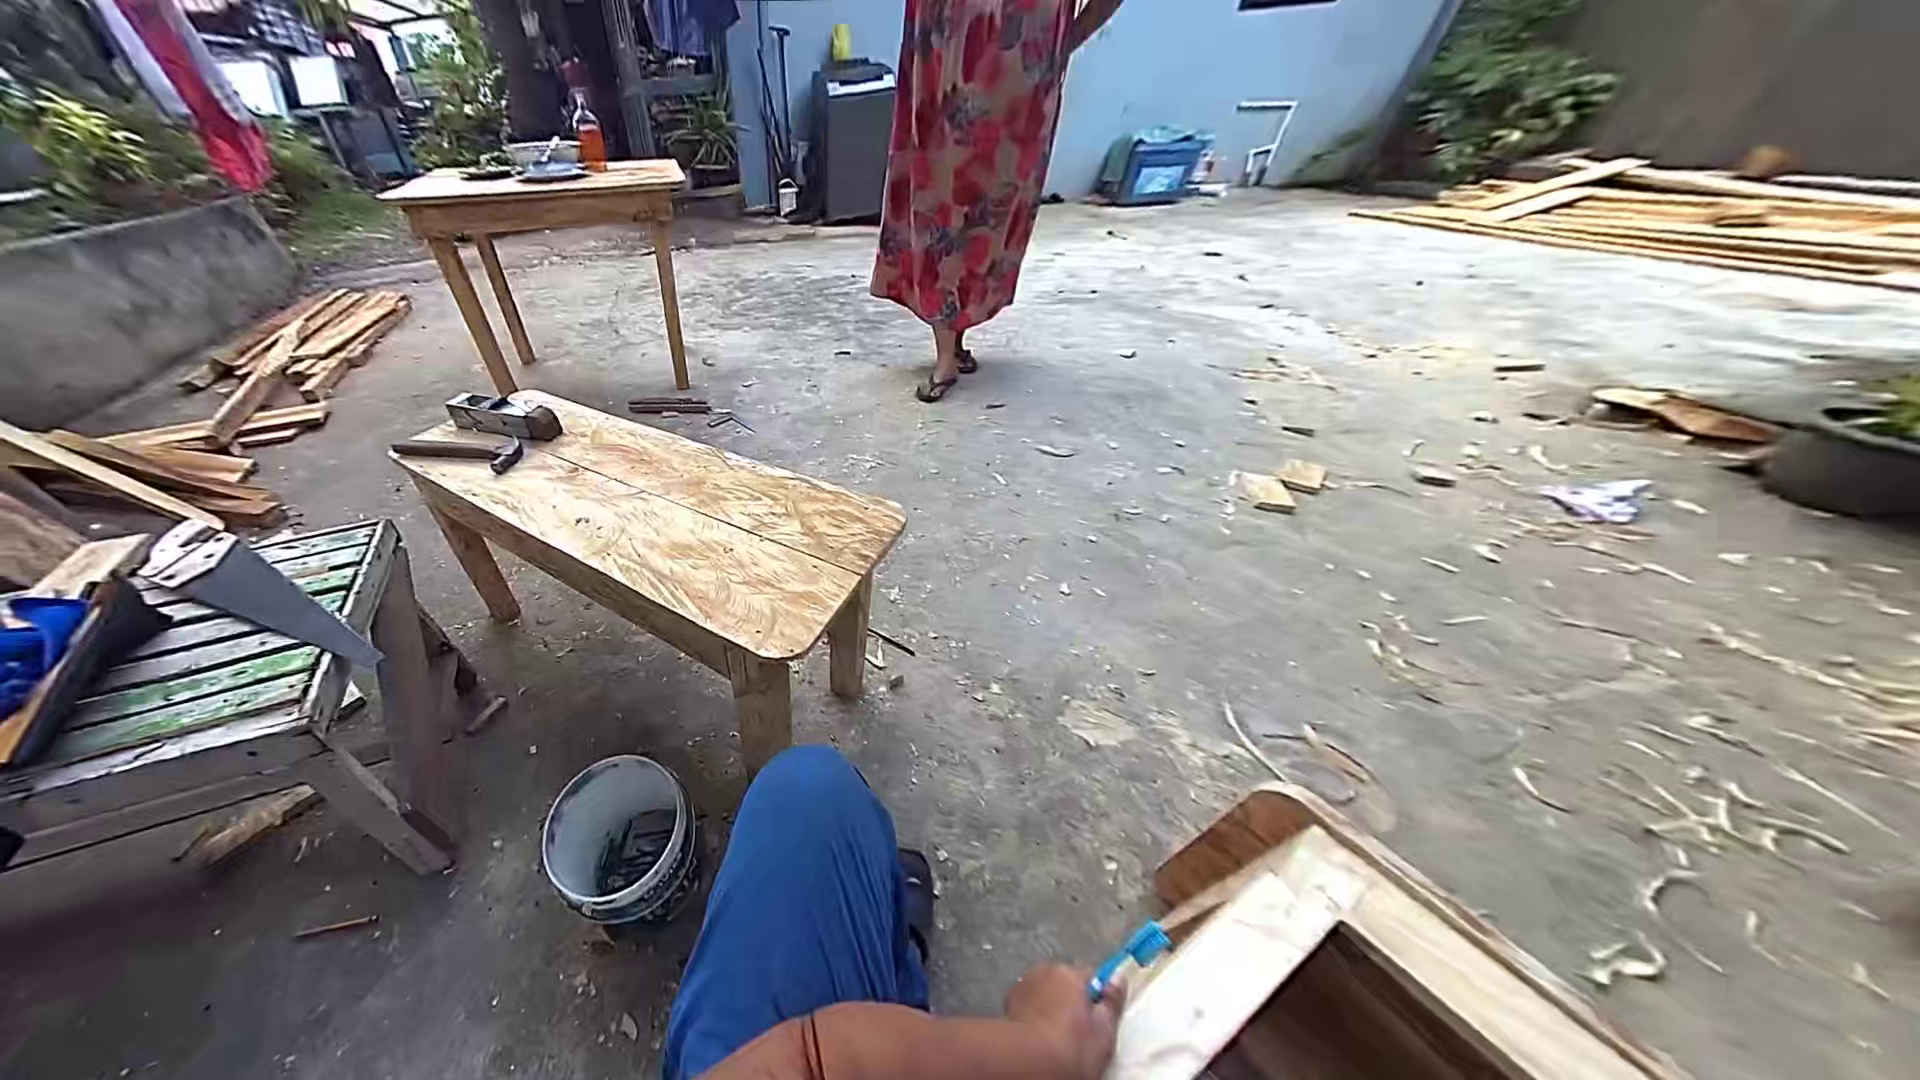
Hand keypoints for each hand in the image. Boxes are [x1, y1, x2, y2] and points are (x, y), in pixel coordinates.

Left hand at [1004, 964, 1124, 1079]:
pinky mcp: (1009, 1001)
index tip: (1099, 1018)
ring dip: (1051, 1006)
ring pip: (1046, 992)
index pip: (1092, 976)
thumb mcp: (1103, 1032)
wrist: (1028, 1062)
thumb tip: (1118, 978)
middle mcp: (1046, 970)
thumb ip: (1112, 1002)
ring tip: (1056, 1036)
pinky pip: (1029, 1003)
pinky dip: (1034, 1014)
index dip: (1097, 997)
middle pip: (1066, 983)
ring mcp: (1024, 983)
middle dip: (1072, 1001)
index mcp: (1070, 973)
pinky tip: (1038, 1035)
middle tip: (1078, 1032)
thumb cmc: (1071, 1047)